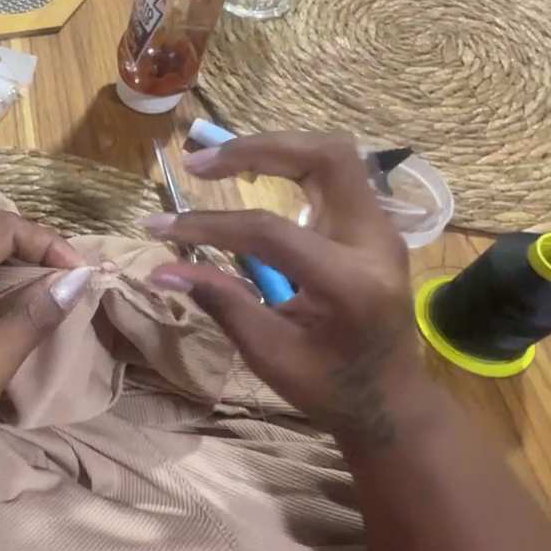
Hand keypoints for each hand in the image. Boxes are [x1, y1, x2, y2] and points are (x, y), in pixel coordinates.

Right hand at [144, 132, 426, 450]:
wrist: (390, 402)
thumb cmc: (328, 386)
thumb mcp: (269, 354)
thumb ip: (220, 301)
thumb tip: (162, 269)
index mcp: (350, 283)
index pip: (270, 231)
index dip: (209, 224)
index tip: (160, 226)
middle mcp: (375, 242)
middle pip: (327, 157)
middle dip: (257, 149)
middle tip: (200, 162)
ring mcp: (380, 229)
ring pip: (335, 154)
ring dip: (273, 148)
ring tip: (220, 160)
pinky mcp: (372, 226)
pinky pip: (334, 173)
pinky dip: (289, 162)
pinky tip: (252, 173)